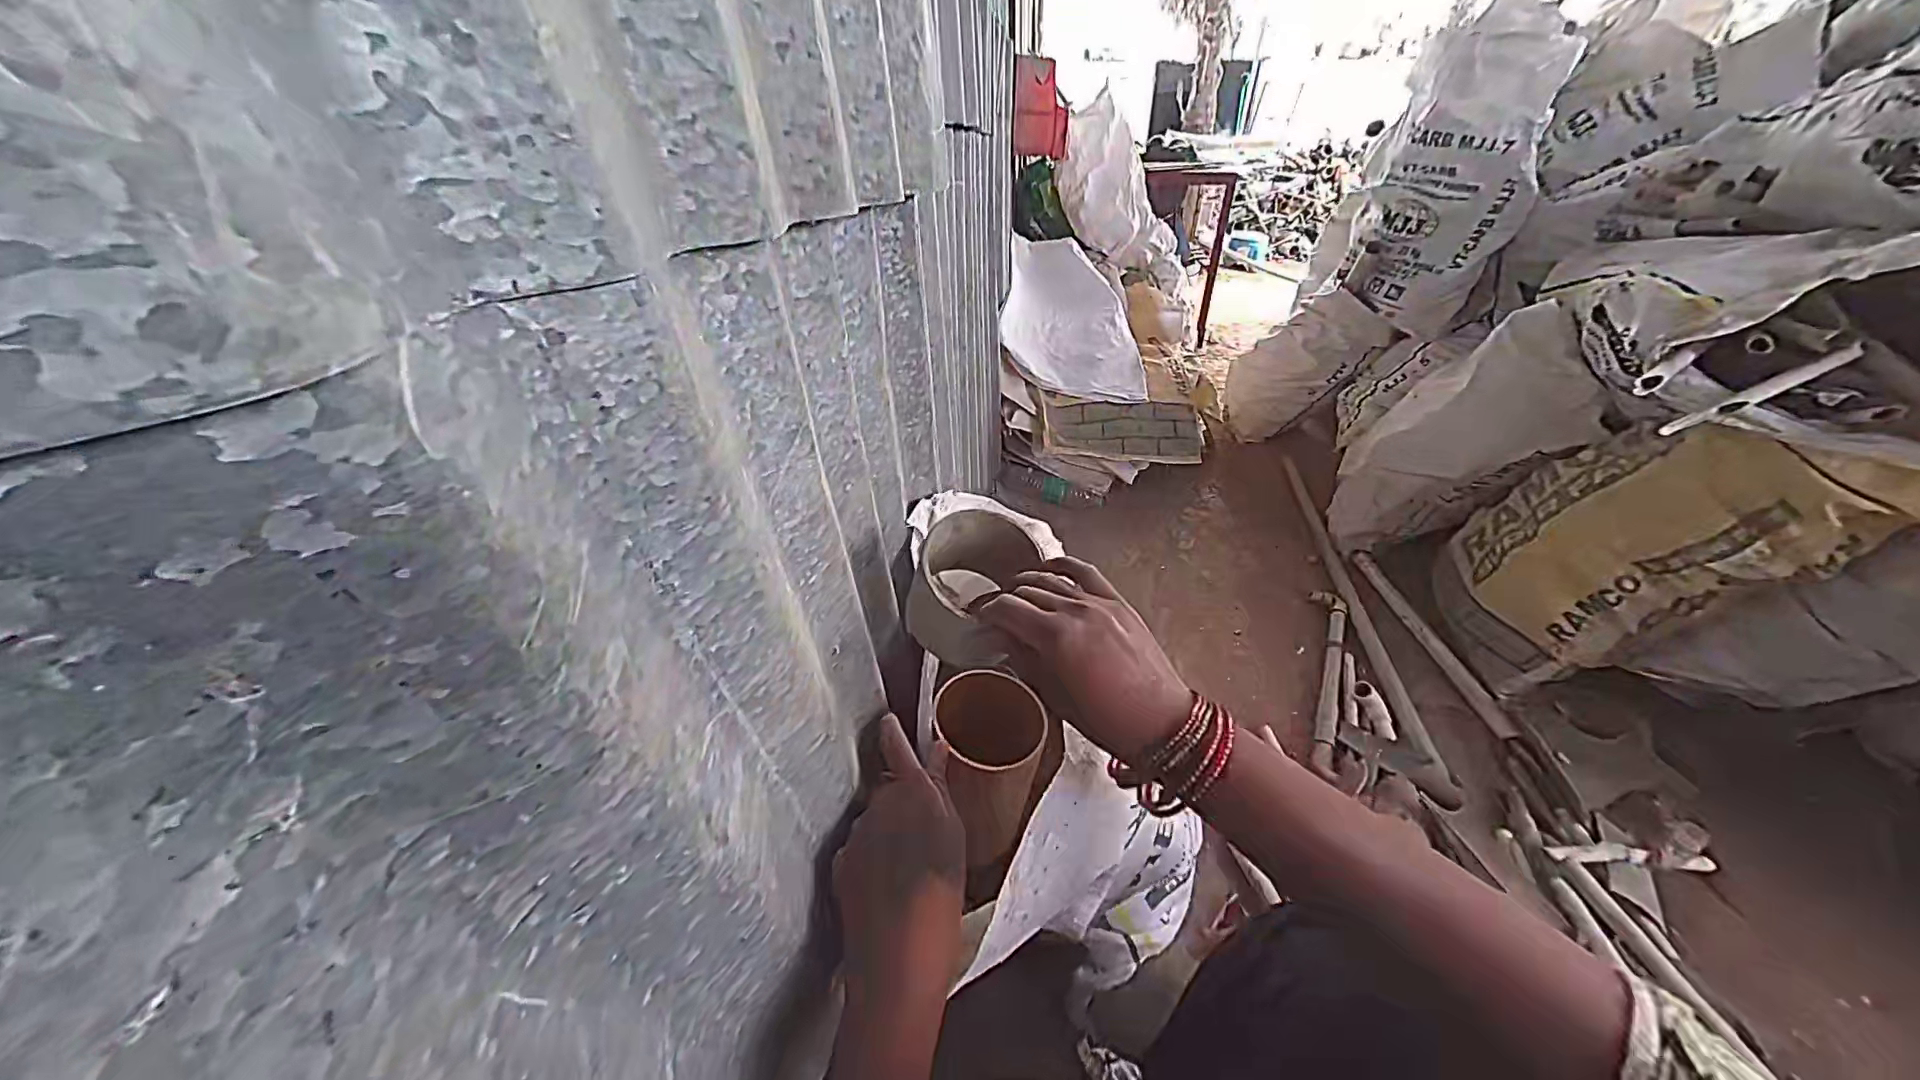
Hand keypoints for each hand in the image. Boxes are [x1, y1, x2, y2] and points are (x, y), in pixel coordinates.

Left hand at [833, 714, 964, 989]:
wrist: (897, 962)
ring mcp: (855, 835)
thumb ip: (941, 789)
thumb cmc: (941, 899)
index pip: (897, 750)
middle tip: (923, 840)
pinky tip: (885, 888)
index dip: (892, 734)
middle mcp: (878, 807)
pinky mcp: (839, 862)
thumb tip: (936, 751)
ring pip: (873, 822)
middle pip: (887, 792)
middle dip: (899, 804)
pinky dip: (870, 859)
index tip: (887, 721)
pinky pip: (858, 849)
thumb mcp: (954, 838)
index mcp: (914, 794)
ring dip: (886, 835)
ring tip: (907, 873)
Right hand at [973, 556, 1191, 763]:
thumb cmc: (1109, 719)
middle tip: (993, 611)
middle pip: (1026, 591)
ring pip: (1051, 579)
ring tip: (1015, 593)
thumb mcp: (1053, 695)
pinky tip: (1050, 569)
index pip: (1007, 608)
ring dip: (1027, 582)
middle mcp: (1076, 612)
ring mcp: (1099, 604)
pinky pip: (1085, 573)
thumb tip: (1004, 639)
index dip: (986, 610)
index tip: (978, 616)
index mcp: (1056, 637)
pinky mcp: (1118, 603)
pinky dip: (1063, 566)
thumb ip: (1024, 659)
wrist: (1159, 722)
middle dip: (1003, 599)